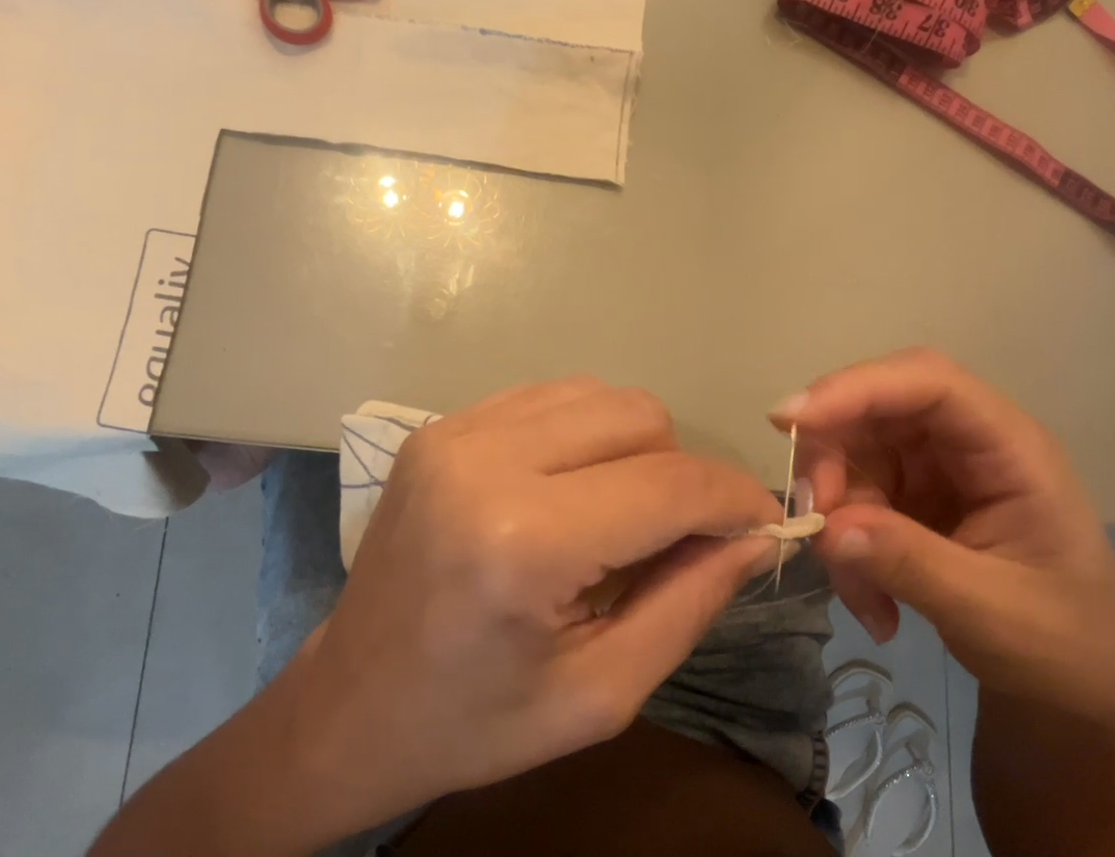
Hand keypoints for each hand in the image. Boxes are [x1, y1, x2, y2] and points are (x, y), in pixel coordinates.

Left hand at [294, 378, 785, 831]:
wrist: (350, 703)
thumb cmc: (475, 720)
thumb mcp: (601, 692)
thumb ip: (690, 603)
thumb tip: (756, 534)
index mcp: (524, 541)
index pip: (671, 485)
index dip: (736, 501)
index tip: (764, 527)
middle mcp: (485, 461)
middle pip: (640, 416)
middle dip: (682, 474)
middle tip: (676, 540)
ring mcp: (453, 433)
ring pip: (597, 395)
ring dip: (633, 449)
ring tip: (617, 519)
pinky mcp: (437, 427)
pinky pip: (546, 399)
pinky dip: (582, 436)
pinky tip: (569, 492)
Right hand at [769, 348, 1114, 749]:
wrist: (1083, 693)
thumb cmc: (1064, 647)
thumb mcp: (991, 611)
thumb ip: (910, 564)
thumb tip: (827, 528)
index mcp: (1011, 450)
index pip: (929, 384)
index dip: (857, 388)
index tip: (791, 420)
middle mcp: (967, 446)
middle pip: (875, 412)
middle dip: (832, 462)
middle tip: (814, 523)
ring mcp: (935, 472)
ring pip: (852, 460)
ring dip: (836, 522)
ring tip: (863, 597)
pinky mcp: (910, 502)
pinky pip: (852, 503)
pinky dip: (845, 550)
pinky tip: (874, 606)